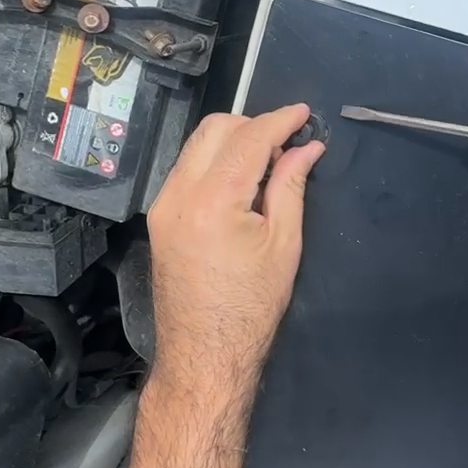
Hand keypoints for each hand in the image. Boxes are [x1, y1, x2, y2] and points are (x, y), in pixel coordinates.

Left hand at [146, 103, 323, 391]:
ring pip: (198, 144)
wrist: (204, 355)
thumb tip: (307, 147)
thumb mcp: (284, 244)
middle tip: (286, 142)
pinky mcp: (159, 216)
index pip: (249, 138)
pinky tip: (240, 181)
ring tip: (267, 161)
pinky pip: (188, 167)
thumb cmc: (252, 306)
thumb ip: (291, 185)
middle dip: (254, 124)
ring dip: (234, 139)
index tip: (304, 112)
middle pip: (216, 128)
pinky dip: (216, 159)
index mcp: (214, 201)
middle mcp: (179, 193)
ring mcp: (163, 204)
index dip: (280, 119)